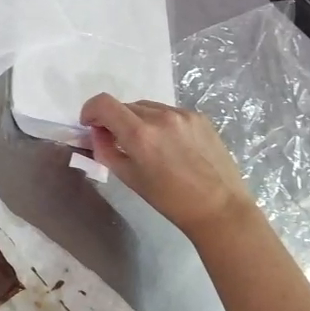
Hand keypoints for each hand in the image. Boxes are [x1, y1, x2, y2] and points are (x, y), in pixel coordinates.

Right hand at [80, 93, 254, 240]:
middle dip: (114, 120)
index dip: (90, 110)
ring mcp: (183, 114)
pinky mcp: (199, 117)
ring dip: (137, 120)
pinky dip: (159, 123)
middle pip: (124, 105)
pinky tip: (169, 145)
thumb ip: (106, 150)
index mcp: (140, 133)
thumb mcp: (129, 177)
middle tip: (117, 141)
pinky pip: (168, 112)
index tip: (90, 125)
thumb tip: (97, 133)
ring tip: (146, 145)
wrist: (219, 207)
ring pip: (147, 107)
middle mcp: (160, 116)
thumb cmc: (169, 199)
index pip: (103, 103)